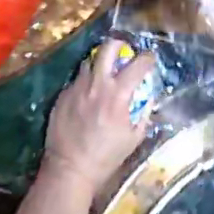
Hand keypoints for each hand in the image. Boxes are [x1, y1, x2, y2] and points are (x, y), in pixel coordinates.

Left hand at [41, 39, 154, 191]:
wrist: (70, 168)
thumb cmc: (106, 156)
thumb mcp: (134, 138)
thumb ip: (144, 114)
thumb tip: (148, 98)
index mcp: (118, 94)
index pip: (138, 64)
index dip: (147, 58)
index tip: (150, 59)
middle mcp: (97, 84)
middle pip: (108, 48)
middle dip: (119, 45)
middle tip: (123, 52)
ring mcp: (77, 87)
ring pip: (89, 61)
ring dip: (100, 64)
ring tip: (104, 74)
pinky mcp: (63, 94)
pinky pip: (77, 79)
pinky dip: (86, 82)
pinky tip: (88, 95)